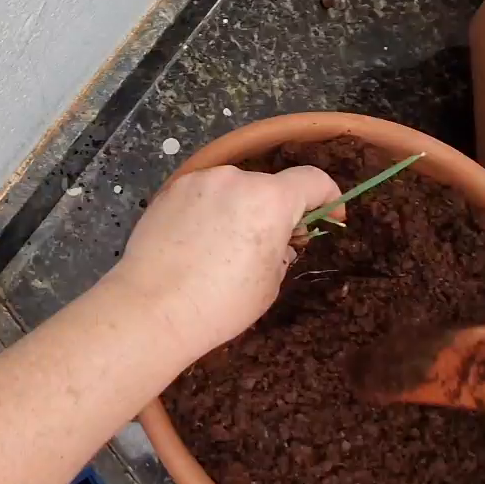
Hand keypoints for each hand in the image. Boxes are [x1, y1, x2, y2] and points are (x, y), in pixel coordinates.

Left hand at [102, 164, 338, 360]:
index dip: (328, 199)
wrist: (154, 305)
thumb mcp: (270, 281)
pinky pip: (202, 194)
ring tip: (225, 247)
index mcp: (269, 198)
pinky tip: (197, 240)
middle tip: (270, 245)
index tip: (329, 219)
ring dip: (239, 208)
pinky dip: (209, 210)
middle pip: (268, 186)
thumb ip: (283, 248)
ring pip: (232, 188)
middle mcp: (234, 178)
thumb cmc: (221, 301)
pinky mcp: (170, 189)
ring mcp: (198, 180)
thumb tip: (280, 238)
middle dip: (276, 211)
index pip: (313, 180)